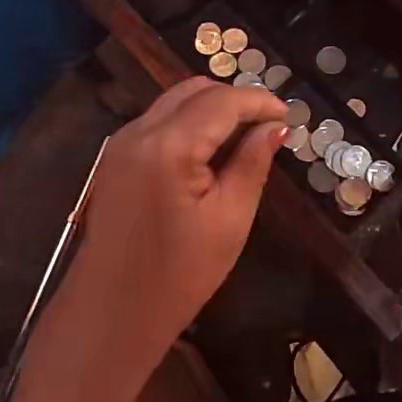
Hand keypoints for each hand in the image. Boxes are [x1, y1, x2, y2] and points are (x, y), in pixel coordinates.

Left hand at [51, 78, 287, 376]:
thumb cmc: (179, 275)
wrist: (112, 310)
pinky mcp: (114, 156)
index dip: (259, 101)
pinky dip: (188, 124)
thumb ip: (252, 163)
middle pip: (193, 91)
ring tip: (244, 139)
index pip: (221, 101)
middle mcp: (137, 131)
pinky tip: (209, 152)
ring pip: (173, 101)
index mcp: (167, 146)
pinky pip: (157, 122)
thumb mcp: (229, 220)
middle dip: (234, 100)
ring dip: (210, 109)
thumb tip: (275, 126)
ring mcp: (120, 142)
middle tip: (268, 128)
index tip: (289, 116)